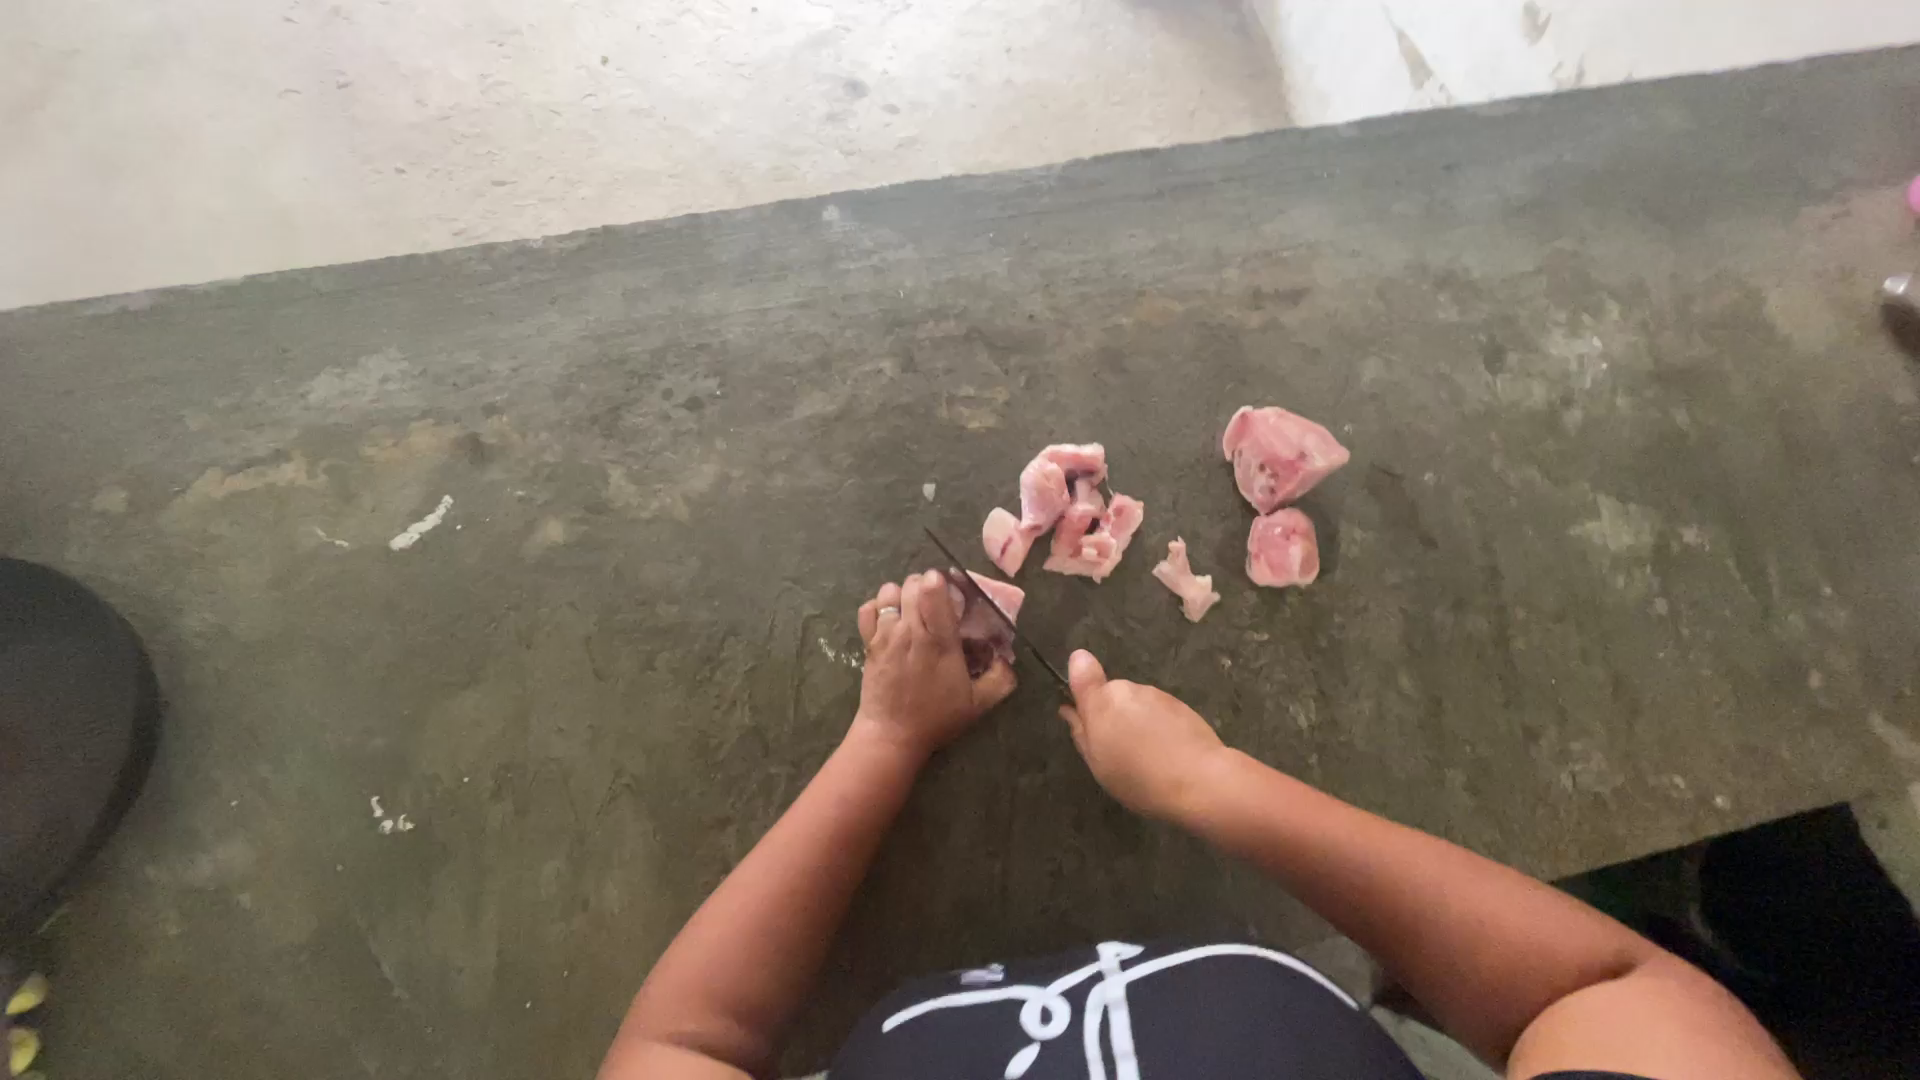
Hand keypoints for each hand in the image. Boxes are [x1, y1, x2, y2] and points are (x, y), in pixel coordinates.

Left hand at [853, 571, 1016, 759]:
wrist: (892, 735)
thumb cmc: (936, 718)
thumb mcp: (978, 704)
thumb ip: (1000, 678)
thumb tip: (1007, 657)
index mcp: (939, 641)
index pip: (934, 590)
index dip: (940, 581)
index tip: (950, 591)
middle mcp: (910, 631)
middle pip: (912, 584)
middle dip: (925, 585)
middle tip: (935, 602)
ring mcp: (885, 635)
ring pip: (889, 592)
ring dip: (902, 594)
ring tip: (911, 609)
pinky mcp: (868, 643)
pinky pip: (868, 609)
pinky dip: (879, 607)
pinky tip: (890, 618)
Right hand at [1058, 649, 1228, 820]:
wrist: (1200, 781)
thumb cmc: (1139, 779)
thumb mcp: (1099, 764)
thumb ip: (1081, 731)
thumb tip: (1068, 708)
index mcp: (1100, 702)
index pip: (1082, 670)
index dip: (1081, 680)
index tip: (1082, 704)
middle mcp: (1126, 689)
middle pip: (1111, 694)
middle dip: (1113, 715)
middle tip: (1120, 751)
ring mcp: (1155, 694)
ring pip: (1136, 703)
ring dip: (1137, 721)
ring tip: (1148, 756)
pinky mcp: (1180, 703)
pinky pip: (1158, 710)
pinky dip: (1158, 726)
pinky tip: (1168, 752)